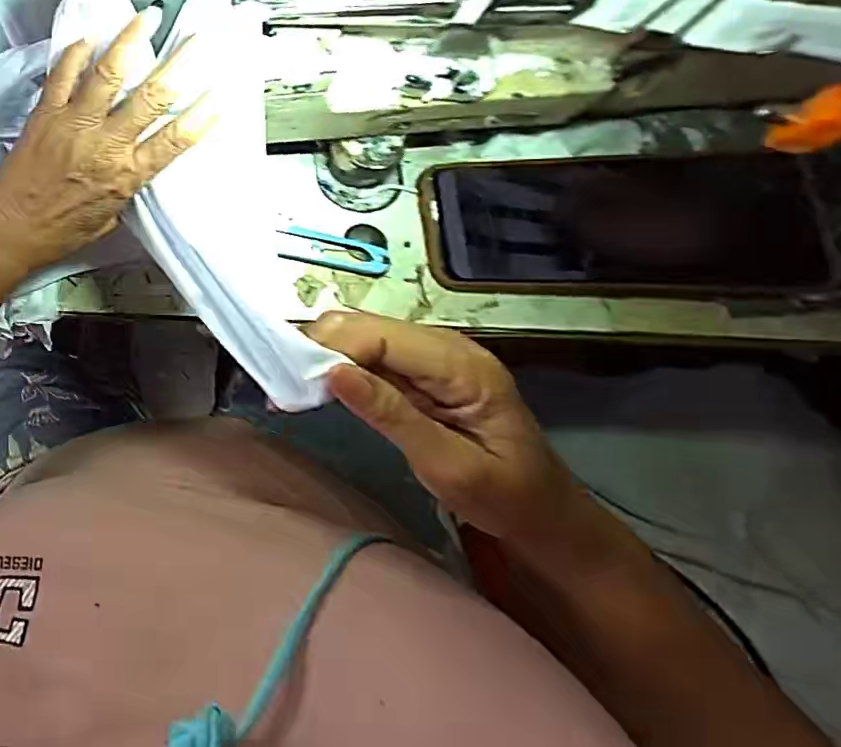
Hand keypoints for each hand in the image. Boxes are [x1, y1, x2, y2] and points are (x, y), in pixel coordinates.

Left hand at [0, 7, 216, 275]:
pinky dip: (76, 54)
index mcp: (126, 174)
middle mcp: (105, 144)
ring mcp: (74, 124)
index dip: (200, 117)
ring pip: (108, 74)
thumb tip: (138, 165)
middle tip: (197, 39)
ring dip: (130, 41)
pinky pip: (63, 76)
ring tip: (146, 17)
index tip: (219, 96)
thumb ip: (127, 186)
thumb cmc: (59, 230)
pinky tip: (90, 38)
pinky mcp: (45, 115)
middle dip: (180, 63)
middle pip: (152, 97)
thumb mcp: (109, 217)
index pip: (174, 140)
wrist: (12, 228)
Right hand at [303, 311, 593, 549]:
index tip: (298, 386)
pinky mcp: (416, 364)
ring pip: (356, 331)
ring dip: (324, 356)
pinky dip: (336, 364)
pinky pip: (364, 349)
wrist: (545, 515)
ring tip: (303, 391)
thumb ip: (391, 417)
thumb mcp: (449, 468)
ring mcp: (430, 351)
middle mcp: (445, 345)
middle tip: (295, 391)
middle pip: (362, 325)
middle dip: (321, 350)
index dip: (332, 351)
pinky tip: (324, 389)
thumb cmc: (505, 499)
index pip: (378, 336)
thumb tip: (332, 373)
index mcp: (462, 367)